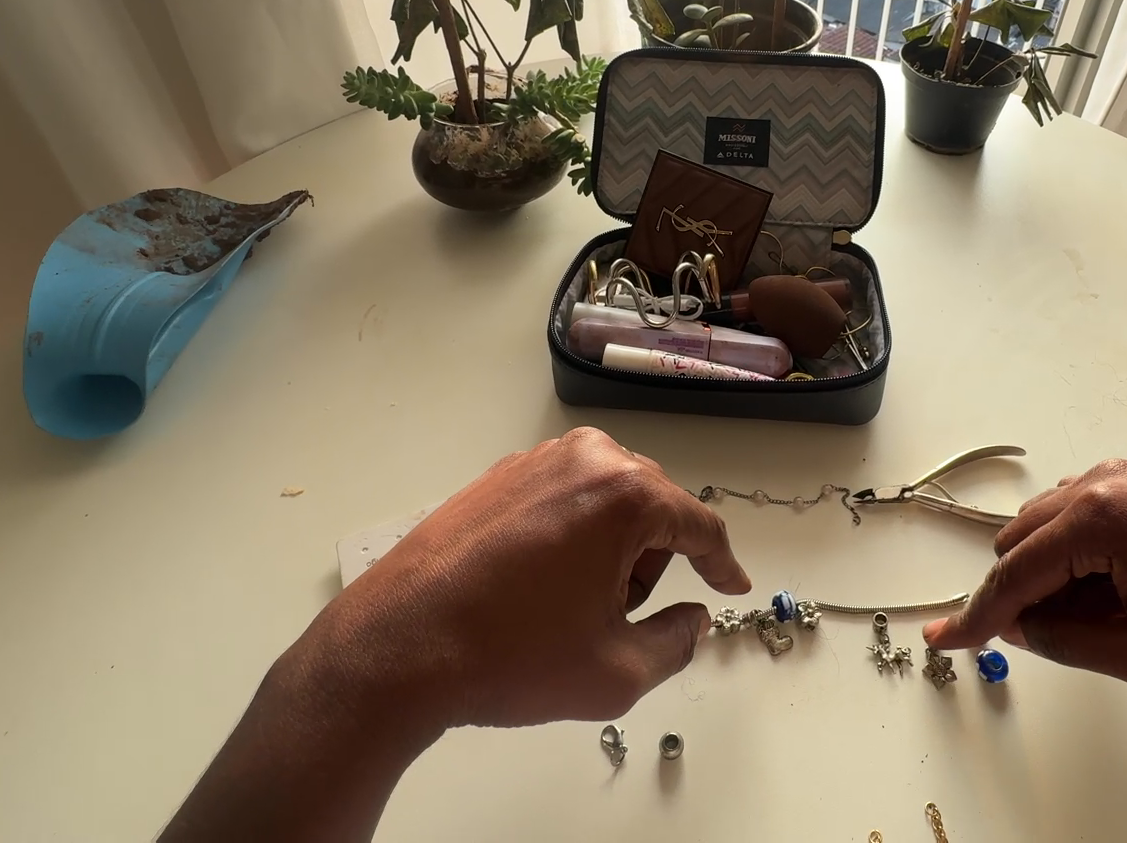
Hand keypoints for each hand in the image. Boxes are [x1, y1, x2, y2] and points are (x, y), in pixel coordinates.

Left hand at [283, 427, 751, 739]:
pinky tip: (540, 578)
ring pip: (610, 498)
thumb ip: (676, 643)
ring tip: (570, 600)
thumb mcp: (614, 671)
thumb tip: (694, 619)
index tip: (732, 585)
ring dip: (612, 546)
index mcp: (625, 493)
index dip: (721, 562)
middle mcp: (588, 456)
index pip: (698, 524)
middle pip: (653, 508)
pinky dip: (574, 531)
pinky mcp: (502, 471)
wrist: (395, 646)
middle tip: (616, 615)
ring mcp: (540, 458)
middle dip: (651, 561)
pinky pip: (566, 494)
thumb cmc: (511, 656)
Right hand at [925, 459, 1126, 703]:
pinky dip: (1077, 554)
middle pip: (1021, 541)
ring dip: (1052, 574)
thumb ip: (1070, 641)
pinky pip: (1080, 515)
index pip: (1016, 573)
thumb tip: (1021, 626)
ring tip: (1105, 621)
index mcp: (1103, 519)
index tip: (944, 638)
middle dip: (1022, 594)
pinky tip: (1118, 590)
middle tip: (1053, 643)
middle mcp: (1104, 482)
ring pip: (1048, 527)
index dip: (977, 614)